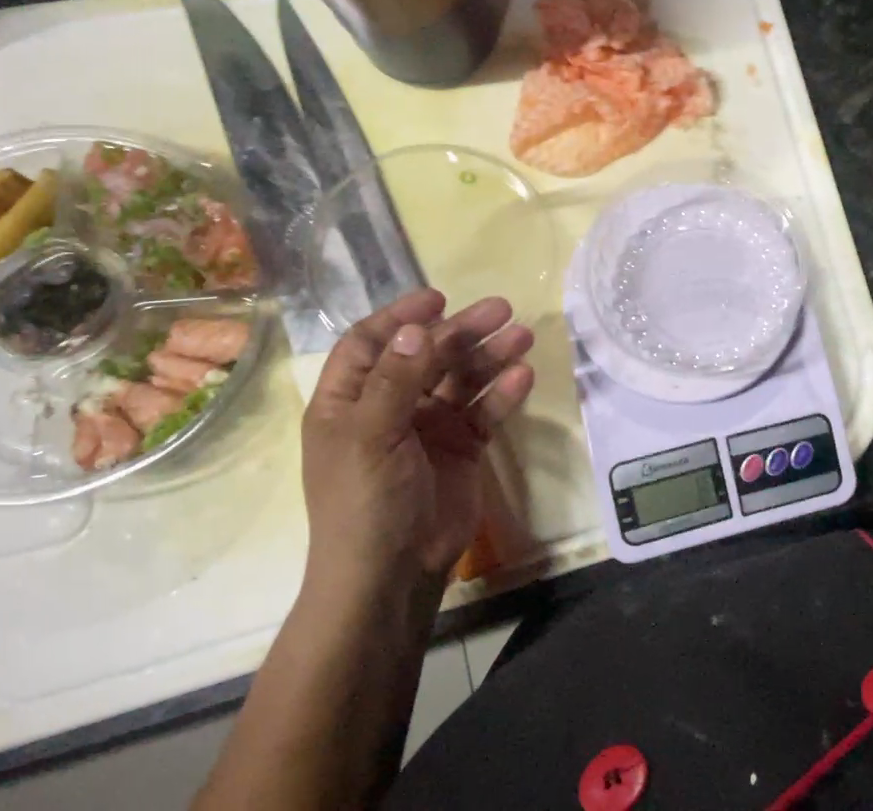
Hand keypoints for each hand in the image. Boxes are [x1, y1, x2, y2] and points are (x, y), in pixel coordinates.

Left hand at [300, 288, 535, 599]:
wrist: (392, 573)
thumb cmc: (364, 503)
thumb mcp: (371, 437)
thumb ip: (396, 380)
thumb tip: (417, 328)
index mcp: (349, 402)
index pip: (371, 344)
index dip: (401, 318)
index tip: (439, 299)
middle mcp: (389, 407)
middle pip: (427, 356)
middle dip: (462, 332)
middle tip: (502, 310)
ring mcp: (429, 428)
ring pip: (462, 380)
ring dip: (490, 357)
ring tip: (523, 336)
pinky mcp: (462, 448)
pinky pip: (484, 412)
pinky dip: (502, 395)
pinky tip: (522, 378)